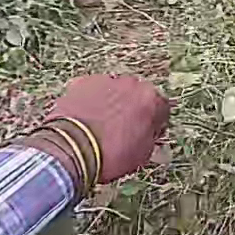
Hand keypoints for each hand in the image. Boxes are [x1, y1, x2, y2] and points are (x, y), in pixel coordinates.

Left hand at [46, 75, 169, 182]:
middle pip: (137, 95)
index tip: (148, 132)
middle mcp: (131, 83)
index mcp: (151, 99)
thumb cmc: (111, 154)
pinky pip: (91, 90)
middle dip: (132, 108)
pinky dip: (89, 101)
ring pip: (113, 90)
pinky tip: (84, 119)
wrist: (72, 149)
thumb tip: (150, 132)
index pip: (161, 107)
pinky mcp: (82, 82)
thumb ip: (152, 136)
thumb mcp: (143, 153)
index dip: (155, 122)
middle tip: (122, 129)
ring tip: (100, 126)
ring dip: (111, 103)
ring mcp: (106, 80)